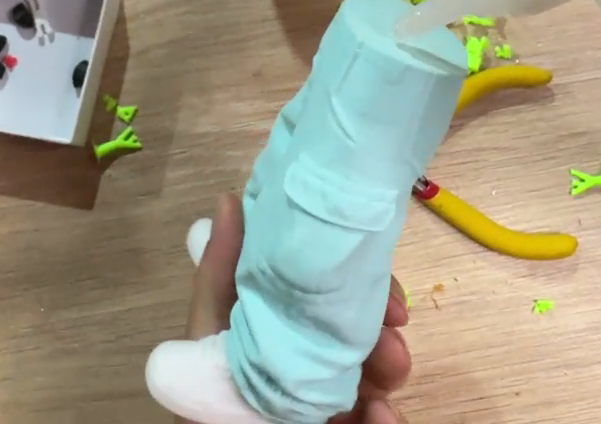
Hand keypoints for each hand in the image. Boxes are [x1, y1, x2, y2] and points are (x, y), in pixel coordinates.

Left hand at [182, 194, 412, 423]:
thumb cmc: (212, 411)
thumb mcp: (207, 345)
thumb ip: (218, 282)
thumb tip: (229, 199)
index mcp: (266, 330)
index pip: (311, 288)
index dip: (341, 277)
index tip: (368, 269)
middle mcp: (298, 361)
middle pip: (348, 325)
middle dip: (374, 319)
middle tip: (394, 323)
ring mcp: (323, 402)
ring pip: (372, 368)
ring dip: (388, 364)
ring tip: (393, 372)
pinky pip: (379, 416)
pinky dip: (388, 416)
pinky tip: (387, 419)